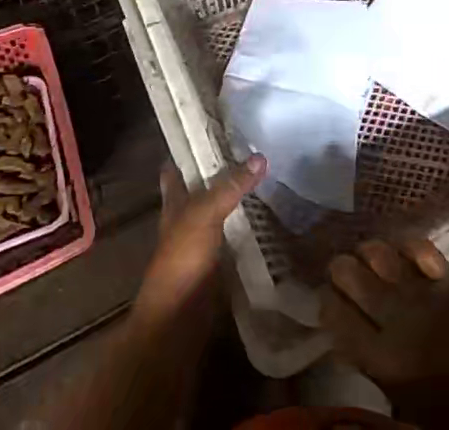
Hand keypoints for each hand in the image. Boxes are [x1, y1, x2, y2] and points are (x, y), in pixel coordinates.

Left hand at [131, 155, 267, 321]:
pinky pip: (237, 243)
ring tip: (273, 182)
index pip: (177, 166)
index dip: (189, 148)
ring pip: (221, 215)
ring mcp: (202, 243)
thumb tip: (259, 156)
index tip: (214, 129)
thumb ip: (229, 188)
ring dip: (241, 203)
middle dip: (223, 174)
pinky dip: (252, 234)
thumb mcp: (203, 215)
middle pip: (202, 189)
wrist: (178, 320)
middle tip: (256, 154)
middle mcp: (186, 218)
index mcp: (174, 201)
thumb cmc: (181, 259)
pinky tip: (274, 226)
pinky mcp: (219, 267)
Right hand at [320, 238, 448, 402]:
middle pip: (345, 269)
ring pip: (376, 251)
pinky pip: (418, 246)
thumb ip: (356, 350)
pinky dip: (407, 247)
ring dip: (369, 255)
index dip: (327, 299)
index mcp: (378, 355)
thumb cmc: (437, 403)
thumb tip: (330, 319)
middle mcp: (395, 319)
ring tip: (374, 266)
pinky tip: (404, 258)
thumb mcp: (387, 389)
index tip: (332, 301)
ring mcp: (424, 296)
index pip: (330, 306)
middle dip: (341, 271)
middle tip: (348, 279)